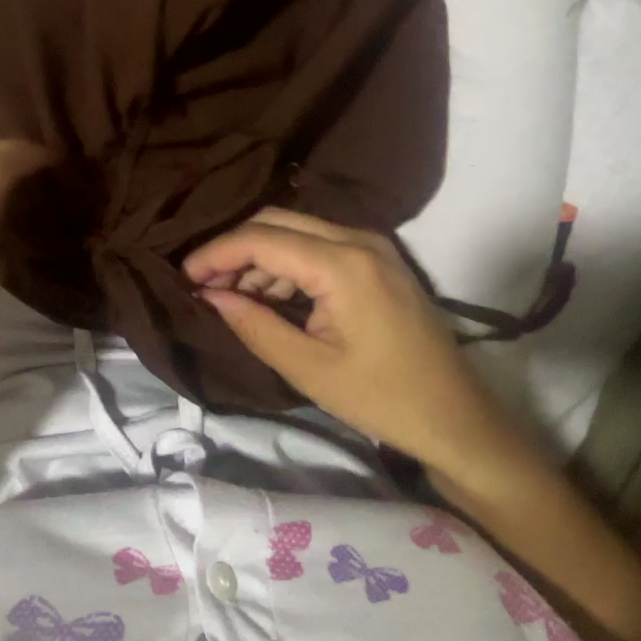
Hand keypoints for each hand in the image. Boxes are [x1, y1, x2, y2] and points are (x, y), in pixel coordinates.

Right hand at [183, 208, 530, 478]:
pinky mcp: (378, 261)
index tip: (183, 277)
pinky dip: (286, 263)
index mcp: (343, 264)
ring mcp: (373, 247)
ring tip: (231, 296)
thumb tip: (209, 296)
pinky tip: (268, 296)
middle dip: (234, 249)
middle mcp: (359, 240)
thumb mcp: (308, 368)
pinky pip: (319, 245)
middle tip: (203, 284)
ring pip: (296, 230)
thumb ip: (254, 325)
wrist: (457, 419)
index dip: (216, 254)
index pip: (262, 239)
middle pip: (277, 221)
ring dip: (259, 256)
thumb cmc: (382, 397)